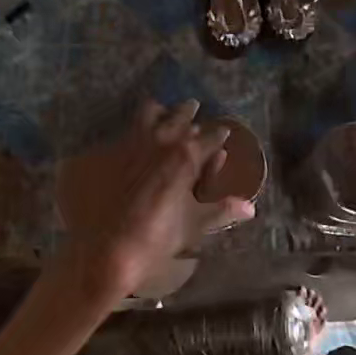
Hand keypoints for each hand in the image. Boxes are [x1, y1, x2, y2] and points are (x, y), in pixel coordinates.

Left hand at [56, 100, 256, 298]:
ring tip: (161, 109)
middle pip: (179, 116)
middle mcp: (160, 141)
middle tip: (193, 106)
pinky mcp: (105, 151)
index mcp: (187, 156)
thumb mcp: (195, 225)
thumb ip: (222, 211)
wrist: (108, 248)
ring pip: (147, 113)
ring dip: (158, 111)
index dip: (219, 134)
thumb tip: (250, 208)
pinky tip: (128, 136)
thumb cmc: (158, 237)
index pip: (211, 137)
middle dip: (188, 111)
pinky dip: (130, 131)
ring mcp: (129, 143)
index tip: (223, 131)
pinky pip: (121, 132)